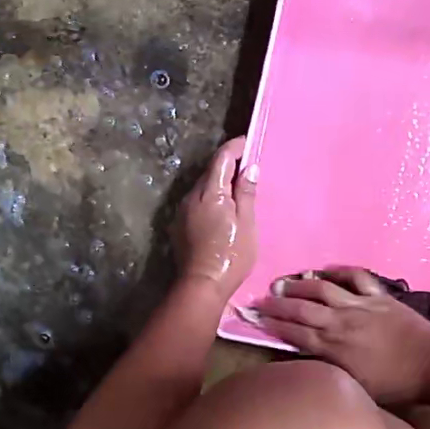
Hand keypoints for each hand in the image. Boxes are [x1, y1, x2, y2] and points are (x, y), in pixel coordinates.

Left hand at [175, 137, 256, 295]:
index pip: (221, 158)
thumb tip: (250, 167)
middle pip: (210, 171)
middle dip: (228, 165)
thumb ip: (246, 193)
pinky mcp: (179, 225)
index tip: (249, 143)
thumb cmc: (231, 255)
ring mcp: (182, 211)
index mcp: (210, 192)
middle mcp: (192, 196)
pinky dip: (210, 198)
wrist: (202, 285)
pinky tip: (222, 210)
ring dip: (219, 183)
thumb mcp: (247, 223)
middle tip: (249, 167)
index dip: (236, 147)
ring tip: (238, 189)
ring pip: (202, 187)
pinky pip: (197, 202)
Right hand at [249, 267, 429, 403]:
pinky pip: (356, 277)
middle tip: (262, 298)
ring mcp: (360, 306)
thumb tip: (306, 361)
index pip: (294, 333)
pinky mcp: (379, 296)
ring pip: (322, 288)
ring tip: (284, 282)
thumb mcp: (356, 388)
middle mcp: (341, 322)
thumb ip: (329, 372)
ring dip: (300, 284)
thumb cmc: (396, 386)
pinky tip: (325, 269)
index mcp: (333, 348)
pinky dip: (339, 270)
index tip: (256, 317)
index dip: (273, 324)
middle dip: (278, 303)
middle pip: (302, 308)